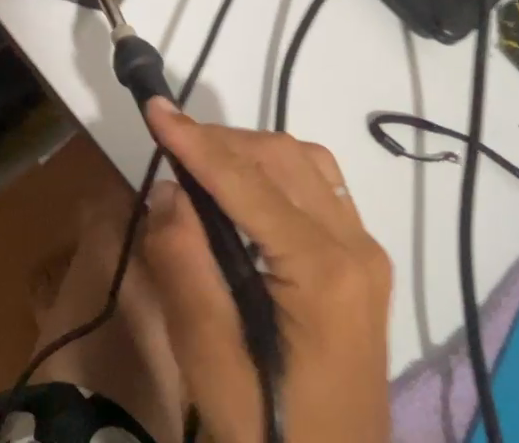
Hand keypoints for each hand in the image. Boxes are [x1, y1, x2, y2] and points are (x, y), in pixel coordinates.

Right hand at [140, 99, 391, 442]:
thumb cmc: (266, 427)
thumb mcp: (208, 355)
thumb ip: (185, 264)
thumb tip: (168, 190)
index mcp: (322, 271)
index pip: (247, 181)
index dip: (195, 140)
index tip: (153, 107)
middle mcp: (355, 248)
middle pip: (283, 158)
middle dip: (220, 141)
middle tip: (167, 149)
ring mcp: (365, 255)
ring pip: (306, 164)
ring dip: (249, 151)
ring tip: (198, 165)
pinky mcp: (362, 266)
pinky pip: (320, 188)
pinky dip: (274, 172)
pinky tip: (242, 192)